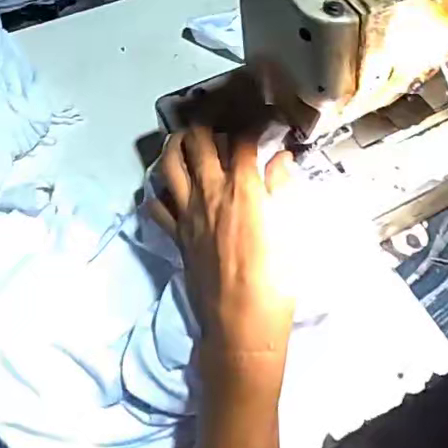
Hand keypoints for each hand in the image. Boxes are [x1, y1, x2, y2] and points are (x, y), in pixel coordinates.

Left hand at [149, 126, 297, 376]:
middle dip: (208, 122)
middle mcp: (209, 193)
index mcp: (242, 190)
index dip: (254, 123)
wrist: (240, 329)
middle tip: (220, 120)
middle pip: (198, 141)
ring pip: (170, 164)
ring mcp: (187, 213)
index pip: (243, 140)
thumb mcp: (290, 232)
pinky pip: (157, 205)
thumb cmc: (275, 283)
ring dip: (176, 144)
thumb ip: (281, 190)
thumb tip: (281, 159)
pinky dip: (159, 190)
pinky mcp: (175, 235)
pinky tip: (167, 187)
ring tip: (186, 138)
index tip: (264, 118)